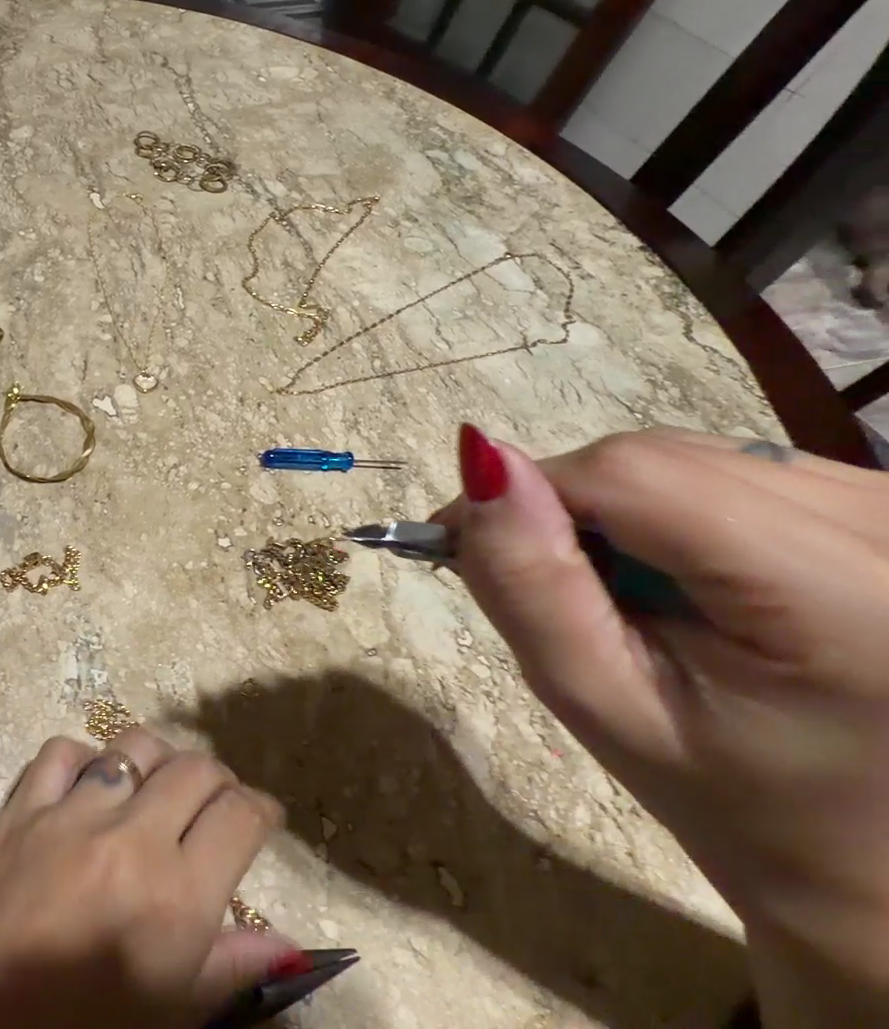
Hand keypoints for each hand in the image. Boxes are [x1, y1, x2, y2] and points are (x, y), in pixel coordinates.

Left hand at [0, 729, 289, 1028]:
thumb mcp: (165, 1010)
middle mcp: (130, 837)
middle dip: (219, 780)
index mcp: (177, 895)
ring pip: (133, 747)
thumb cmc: (75, 1021)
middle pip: (196, 769)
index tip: (260, 819)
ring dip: (159, 759)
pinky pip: (60, 751)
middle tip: (216, 804)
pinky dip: (86, 757)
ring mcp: (70, 813)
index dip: (262, 811)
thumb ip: (228, 967)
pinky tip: (89, 782)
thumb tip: (286, 943)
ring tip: (159, 785)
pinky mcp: (20, 805)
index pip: (241, 817)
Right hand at [436, 426, 888, 1026]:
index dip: (528, 494)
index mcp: (837, 585)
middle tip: (546, 590)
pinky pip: (736, 471)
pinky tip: (682, 580)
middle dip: (570, 507)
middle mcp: (888, 521)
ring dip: (619, 510)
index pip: (631, 473)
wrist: (878, 854)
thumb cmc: (732, 801)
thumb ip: (531, 582)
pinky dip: (672, 511)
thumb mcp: (601, 702)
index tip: (465, 547)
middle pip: (660, 459)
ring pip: (691, 457)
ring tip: (621, 596)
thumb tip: (479, 460)